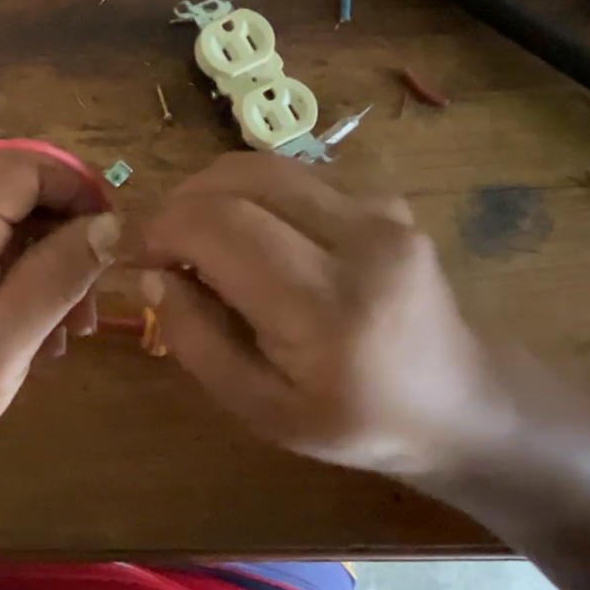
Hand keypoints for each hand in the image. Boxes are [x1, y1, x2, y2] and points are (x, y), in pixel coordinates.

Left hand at [0, 151, 118, 462]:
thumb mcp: (7, 340)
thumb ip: (59, 274)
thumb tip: (112, 224)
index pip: (28, 167)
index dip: (80, 192)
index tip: (114, 244)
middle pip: (15, 180)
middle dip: (64, 224)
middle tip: (94, 286)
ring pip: (0, 208)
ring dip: (43, 253)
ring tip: (71, 326)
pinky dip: (14, 266)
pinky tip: (36, 326)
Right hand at [122, 154, 508, 475]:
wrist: (461, 405)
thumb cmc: (352, 422)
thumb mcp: (258, 408)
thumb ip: (197, 341)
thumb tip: (153, 276)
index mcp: (325, 304)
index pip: (218, 225)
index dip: (156, 229)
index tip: (128, 257)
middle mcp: (359, 239)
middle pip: (238, 178)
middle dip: (175, 204)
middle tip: (154, 248)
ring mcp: (380, 212)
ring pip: (262, 167)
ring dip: (207, 196)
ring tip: (190, 243)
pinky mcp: (384, 203)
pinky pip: (291, 179)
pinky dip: (245, 198)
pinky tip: (242, 242)